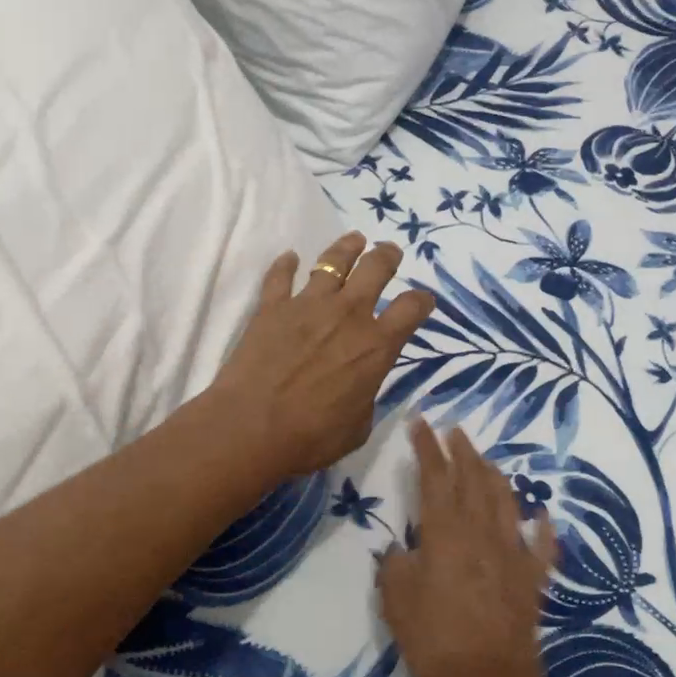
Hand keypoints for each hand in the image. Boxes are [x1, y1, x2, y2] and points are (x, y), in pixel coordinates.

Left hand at [210, 232, 435, 479]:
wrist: (252, 427)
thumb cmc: (311, 436)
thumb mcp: (359, 425)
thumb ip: (367, 395)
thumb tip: (362, 385)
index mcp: (377, 345)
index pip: (412, 308)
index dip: (422, 301)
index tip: (423, 300)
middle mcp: (348, 315)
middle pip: (376, 268)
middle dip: (387, 256)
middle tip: (389, 252)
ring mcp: (308, 305)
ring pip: (333, 261)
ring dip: (346, 248)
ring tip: (354, 240)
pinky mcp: (272, 307)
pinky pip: (280, 276)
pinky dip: (285, 264)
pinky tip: (288, 257)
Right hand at [378, 418, 559, 676]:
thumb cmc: (435, 642)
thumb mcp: (397, 603)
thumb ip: (396, 568)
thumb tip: (400, 550)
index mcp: (445, 534)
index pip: (435, 478)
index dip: (427, 447)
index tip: (420, 421)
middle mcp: (482, 533)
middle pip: (473, 480)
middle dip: (462, 451)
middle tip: (454, 429)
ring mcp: (513, 554)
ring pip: (507, 501)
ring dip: (495, 475)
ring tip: (485, 458)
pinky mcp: (533, 580)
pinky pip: (543, 545)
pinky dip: (544, 526)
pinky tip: (543, 513)